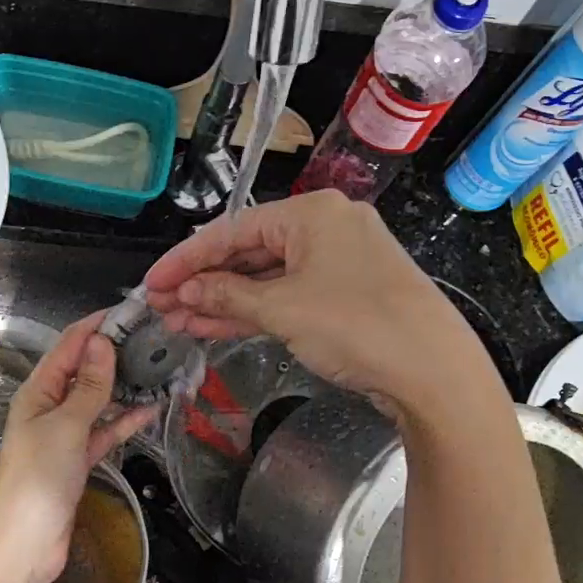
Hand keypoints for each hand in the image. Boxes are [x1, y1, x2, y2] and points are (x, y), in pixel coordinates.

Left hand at [0, 312, 158, 582]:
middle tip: (156, 336)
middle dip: (115, 353)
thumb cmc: (37, 480)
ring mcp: (64, 436)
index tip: (133, 310)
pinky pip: (104, 432)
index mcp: (36, 392)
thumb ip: (87, 387)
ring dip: (124, 386)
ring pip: (98, 401)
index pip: (68, 346)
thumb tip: (102, 342)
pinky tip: (151, 409)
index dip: (97, 325)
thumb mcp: (64, 426)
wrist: (24, 543)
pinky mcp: (78, 461)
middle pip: (84, 371)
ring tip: (160, 367)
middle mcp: (48, 408)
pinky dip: (124, 421)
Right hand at [143, 190, 477, 409]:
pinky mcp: (342, 297)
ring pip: (265, 279)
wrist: (430, 368)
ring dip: (222, 300)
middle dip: (202, 282)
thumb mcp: (283, 308)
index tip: (151, 283)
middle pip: (248, 252)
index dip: (186, 259)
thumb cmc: (359, 325)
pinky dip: (251, 311)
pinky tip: (214, 326)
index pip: (233, 230)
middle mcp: (325, 230)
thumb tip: (186, 290)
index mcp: (312, 214)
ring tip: (178, 322)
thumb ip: (228, 295)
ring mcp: (335, 264)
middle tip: (160, 307)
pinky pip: (284, 297)